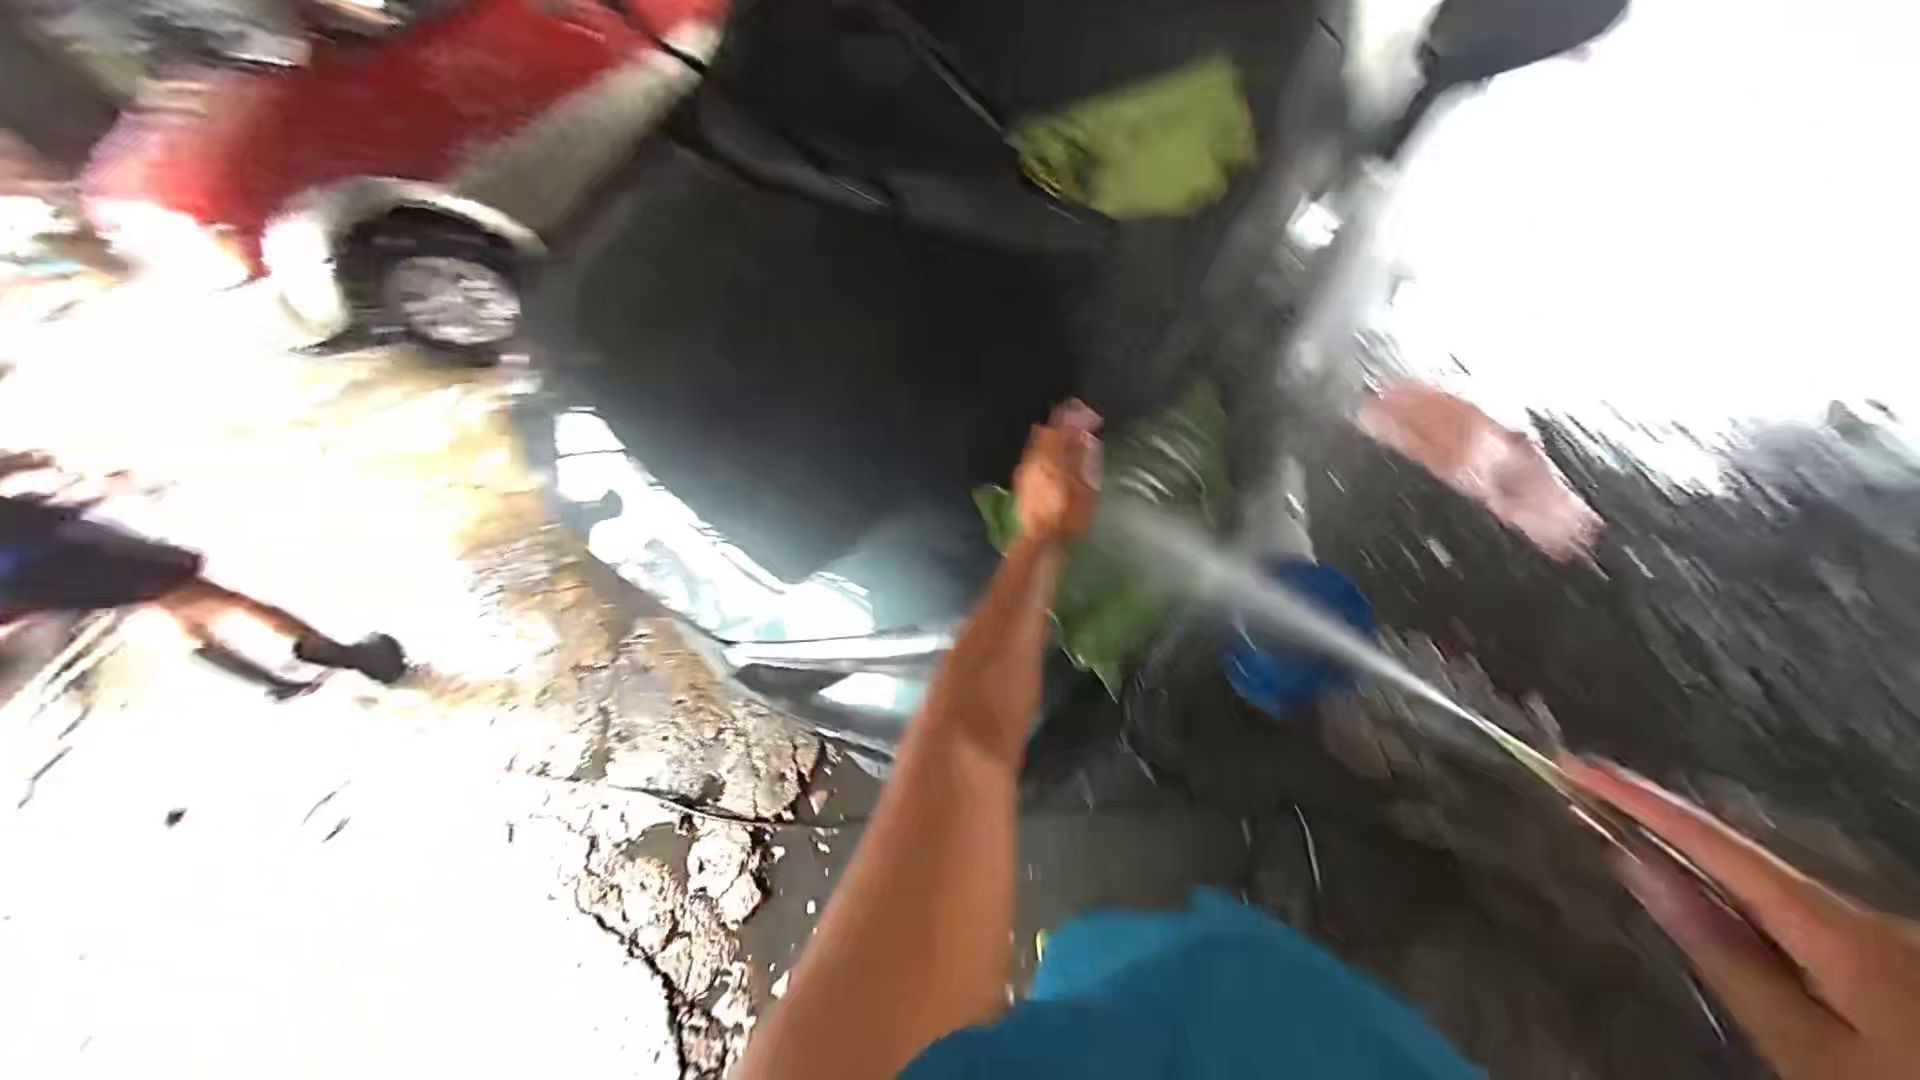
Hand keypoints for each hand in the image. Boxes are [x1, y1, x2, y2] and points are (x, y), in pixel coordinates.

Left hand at [1013, 400, 1100, 543]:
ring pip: (1037, 441)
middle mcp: (1033, 459)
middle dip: (1062, 421)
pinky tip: (1055, 455)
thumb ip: (1083, 460)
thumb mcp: (1084, 489)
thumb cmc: (1066, 518)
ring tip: (1069, 435)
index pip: (1062, 427)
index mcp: (1050, 458)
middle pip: (1045, 430)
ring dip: (1053, 434)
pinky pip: (1033, 454)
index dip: (1075, 416)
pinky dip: (1046, 447)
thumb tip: (1086, 438)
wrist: (1038, 541)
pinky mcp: (1021, 480)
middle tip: (1079, 419)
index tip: (1089, 413)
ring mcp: (1024, 469)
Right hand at [1567, 758, 1919, 1079]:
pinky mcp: (1900, 956)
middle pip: (1741, 856)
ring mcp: (1894, 934)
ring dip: (1699, 860)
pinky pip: (1796, 906)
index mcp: (1837, 929)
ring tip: (1633, 837)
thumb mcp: (1801, 1044)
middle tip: (1589, 800)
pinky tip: (1712, 895)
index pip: (1710, 841)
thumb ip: (1721, 952)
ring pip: (1767, 882)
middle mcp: (1869, 916)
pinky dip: (1740, 890)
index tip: (1571, 762)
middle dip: (1664, 826)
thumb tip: (1634, 863)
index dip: (1634, 797)